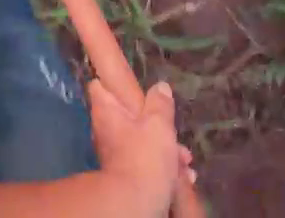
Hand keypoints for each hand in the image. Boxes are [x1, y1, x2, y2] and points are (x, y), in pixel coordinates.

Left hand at [87, 80, 192, 217]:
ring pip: (139, 141)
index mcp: (105, 110)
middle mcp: (104, 129)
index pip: (99, 86)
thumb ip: (160, 104)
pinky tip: (183, 176)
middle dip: (155, 126)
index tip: (134, 88)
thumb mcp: (159, 124)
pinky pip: (143, 162)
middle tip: (175, 137)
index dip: (114, 84)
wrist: (135, 201)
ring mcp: (112, 152)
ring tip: (185, 161)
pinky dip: (160, 167)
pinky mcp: (123, 173)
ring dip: (163, 149)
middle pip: (127, 117)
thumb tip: (160, 86)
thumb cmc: (144, 156)